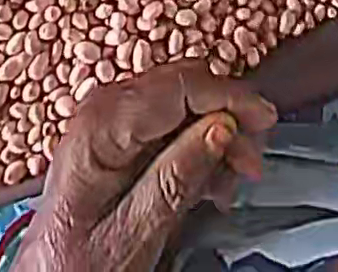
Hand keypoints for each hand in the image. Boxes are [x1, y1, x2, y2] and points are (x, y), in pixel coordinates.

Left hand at [13, 63, 276, 271]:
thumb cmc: (74, 269)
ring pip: (185, 100)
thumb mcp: (129, 237)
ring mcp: (114, 117)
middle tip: (252, 159)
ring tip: (233, 179)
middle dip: (227, 115)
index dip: (227, 96)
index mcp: (101, 125)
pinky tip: (212, 180)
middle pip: (184, 85)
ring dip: (217, 132)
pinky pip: (173, 121)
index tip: (264, 118)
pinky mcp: (123, 134)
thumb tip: (222, 126)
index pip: (179, 84)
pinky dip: (200, 143)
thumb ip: (174, 179)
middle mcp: (106, 107)